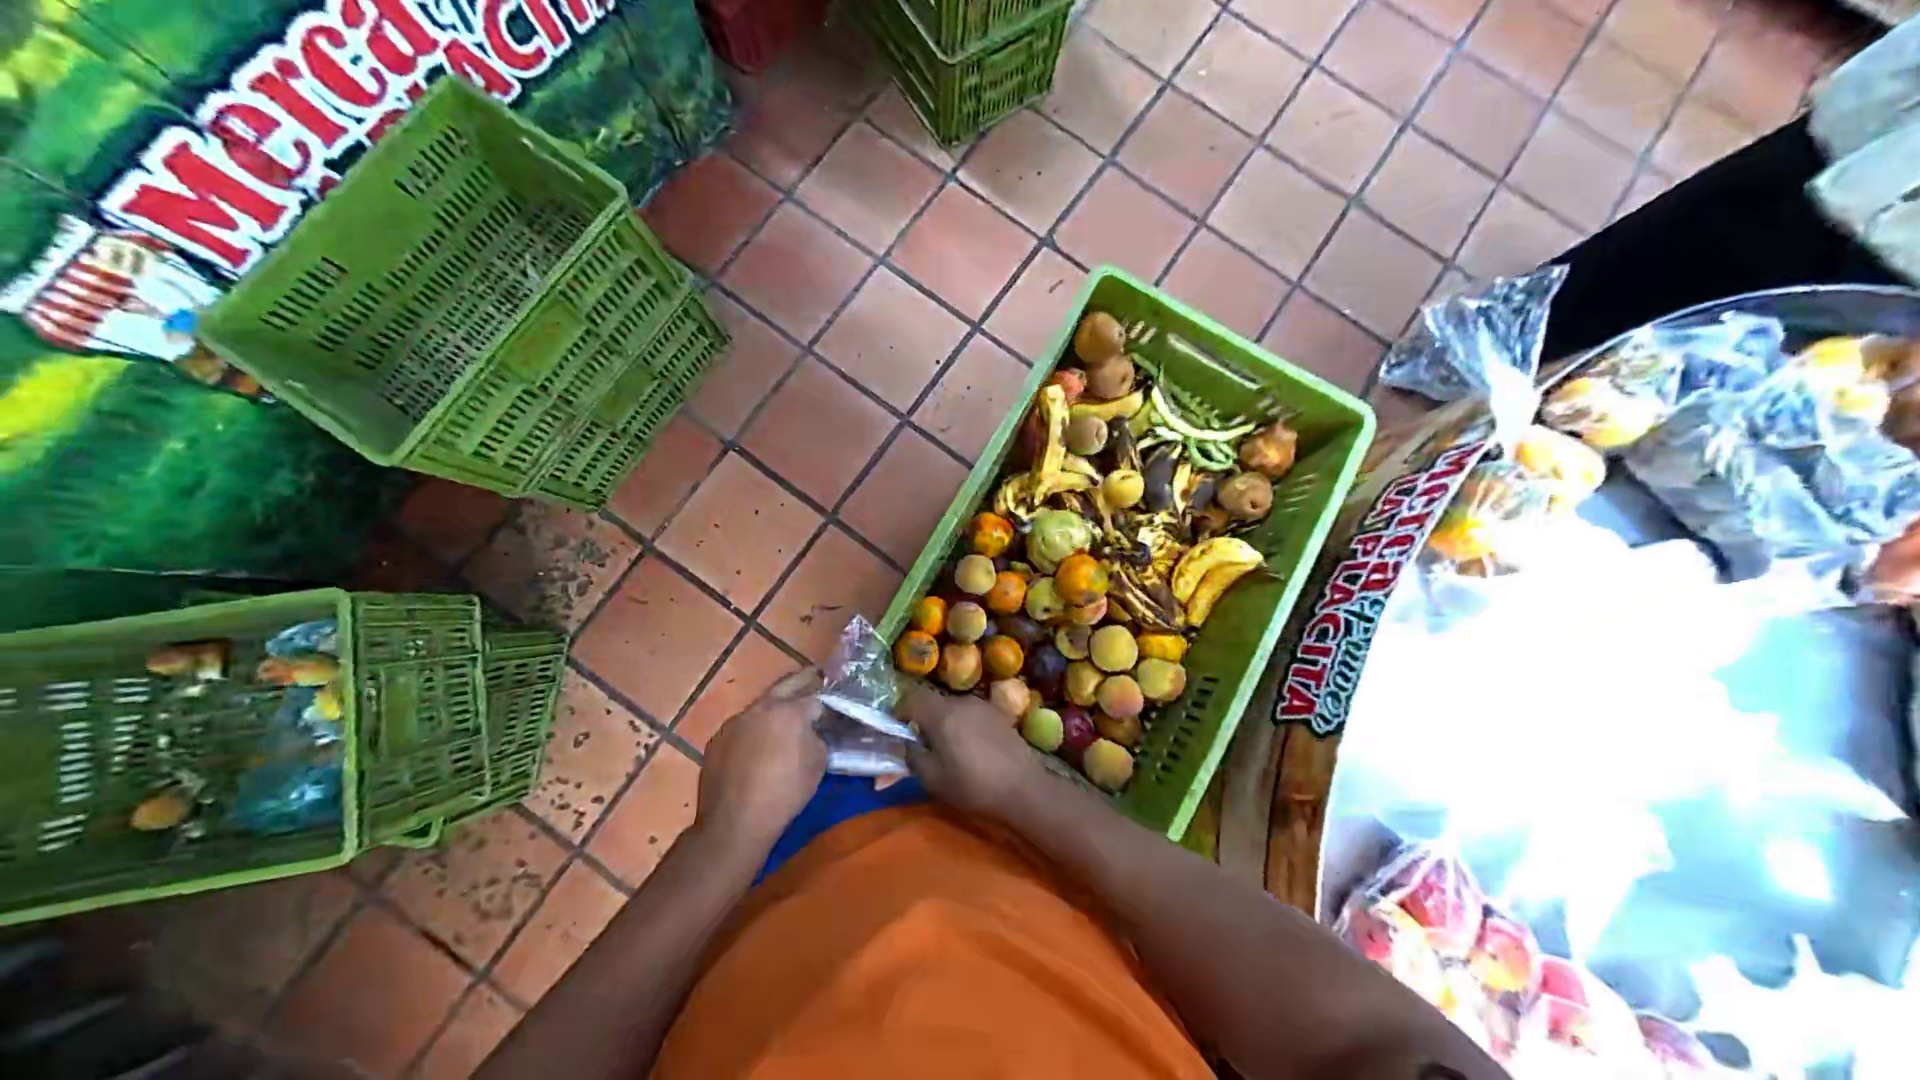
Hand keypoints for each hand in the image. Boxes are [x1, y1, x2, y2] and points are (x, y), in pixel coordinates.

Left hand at [696, 667, 827, 855]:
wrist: (735, 823)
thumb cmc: (785, 793)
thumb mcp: (818, 763)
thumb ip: (819, 736)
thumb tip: (814, 730)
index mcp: (789, 710)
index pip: (815, 695)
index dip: (827, 700)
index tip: (835, 703)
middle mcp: (760, 707)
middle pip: (786, 685)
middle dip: (803, 682)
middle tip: (816, 681)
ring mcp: (735, 721)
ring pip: (761, 706)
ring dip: (776, 708)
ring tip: (786, 721)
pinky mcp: (718, 739)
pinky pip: (743, 726)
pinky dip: (755, 729)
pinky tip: (759, 747)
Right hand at [901, 684, 1049, 821]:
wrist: (1022, 788)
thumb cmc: (973, 785)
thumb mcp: (933, 779)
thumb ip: (914, 755)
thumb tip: (910, 742)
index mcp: (942, 714)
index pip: (911, 698)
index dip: (900, 711)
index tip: (899, 730)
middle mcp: (962, 702)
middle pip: (933, 702)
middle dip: (924, 719)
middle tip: (925, 745)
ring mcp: (983, 705)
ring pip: (953, 707)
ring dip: (946, 722)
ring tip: (951, 749)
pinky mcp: (999, 713)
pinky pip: (971, 713)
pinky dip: (964, 725)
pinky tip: (973, 748)